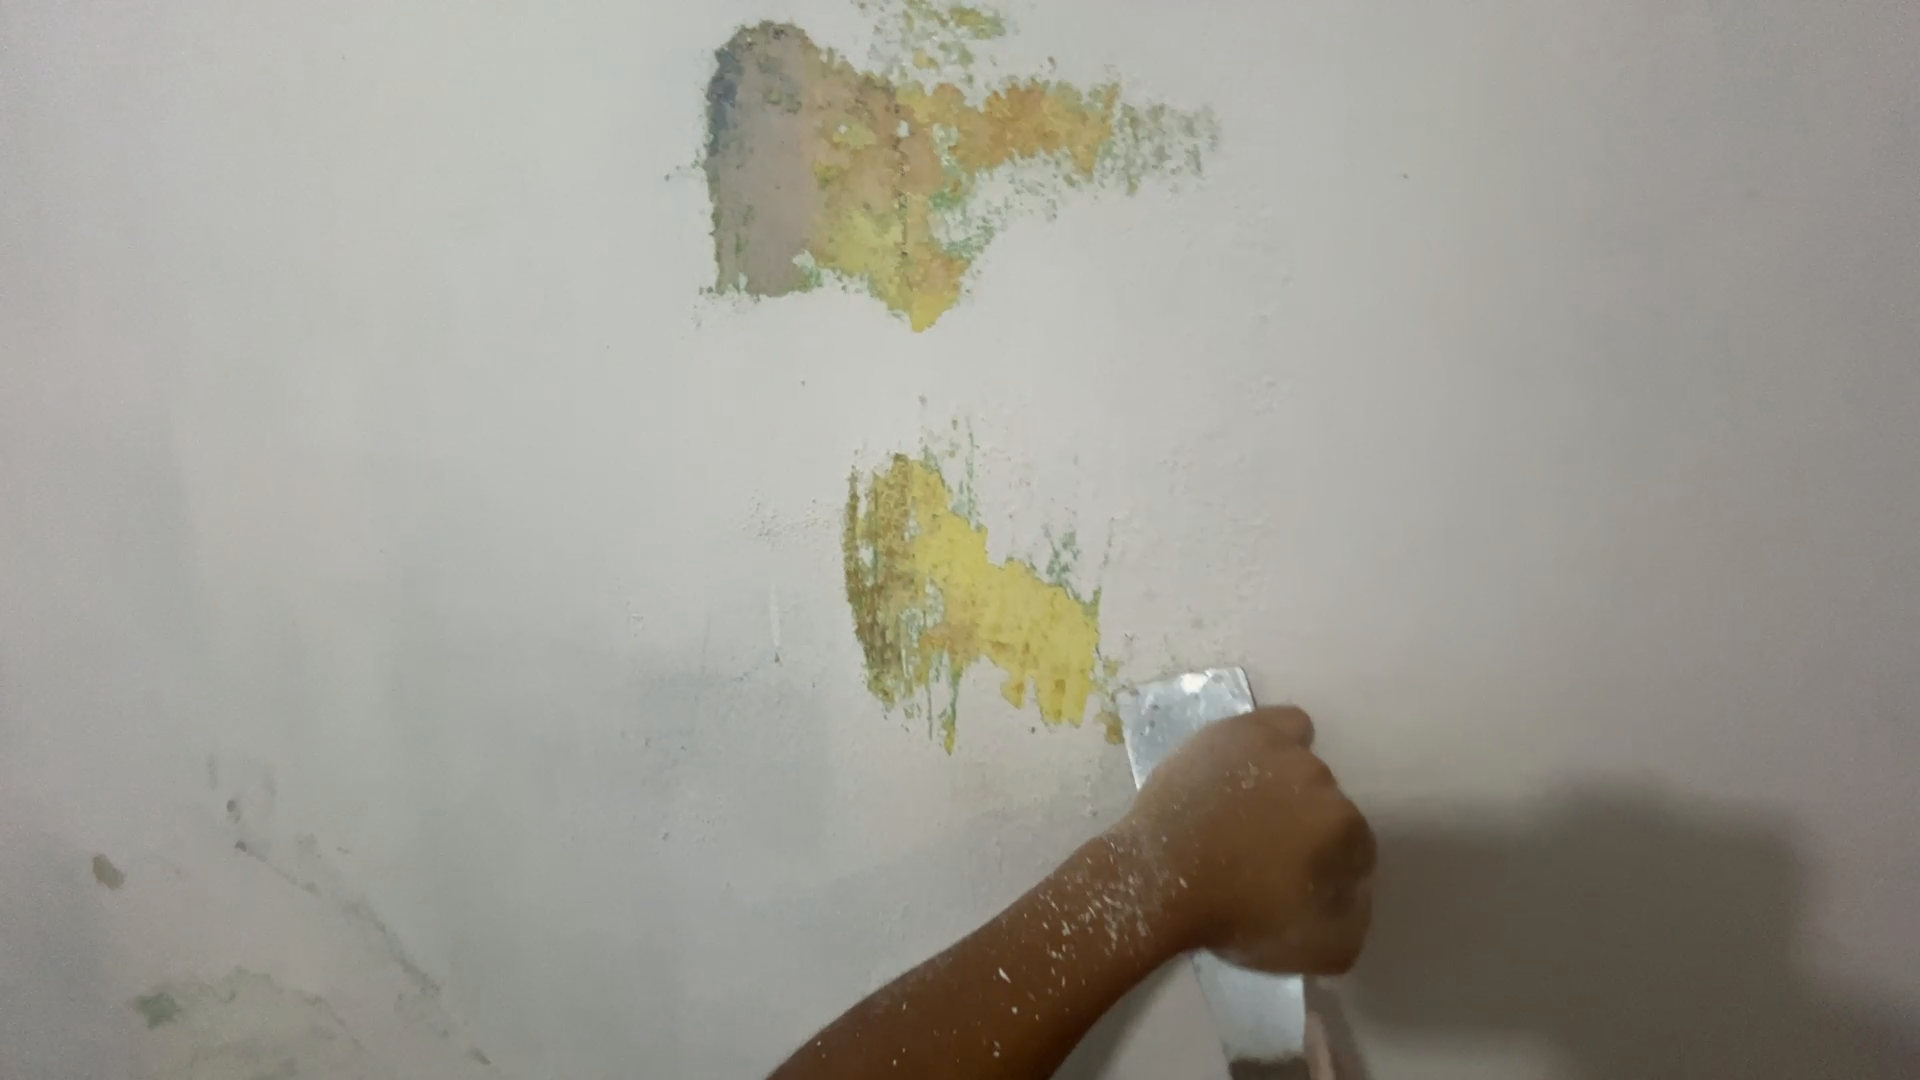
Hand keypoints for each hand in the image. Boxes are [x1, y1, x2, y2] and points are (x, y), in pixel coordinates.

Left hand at [1114, 707, 1374, 974]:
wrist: (1158, 876)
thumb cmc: (1237, 916)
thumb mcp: (1322, 948)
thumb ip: (1357, 914)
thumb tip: (1355, 883)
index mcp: (1344, 828)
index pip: (1354, 846)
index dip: (1327, 866)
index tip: (1294, 876)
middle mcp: (1319, 779)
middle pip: (1325, 803)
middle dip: (1303, 826)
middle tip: (1263, 846)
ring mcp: (1276, 749)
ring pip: (1302, 764)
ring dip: (1285, 787)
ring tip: (1246, 809)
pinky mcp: (1238, 731)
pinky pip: (1283, 722)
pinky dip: (1280, 737)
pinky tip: (1259, 757)